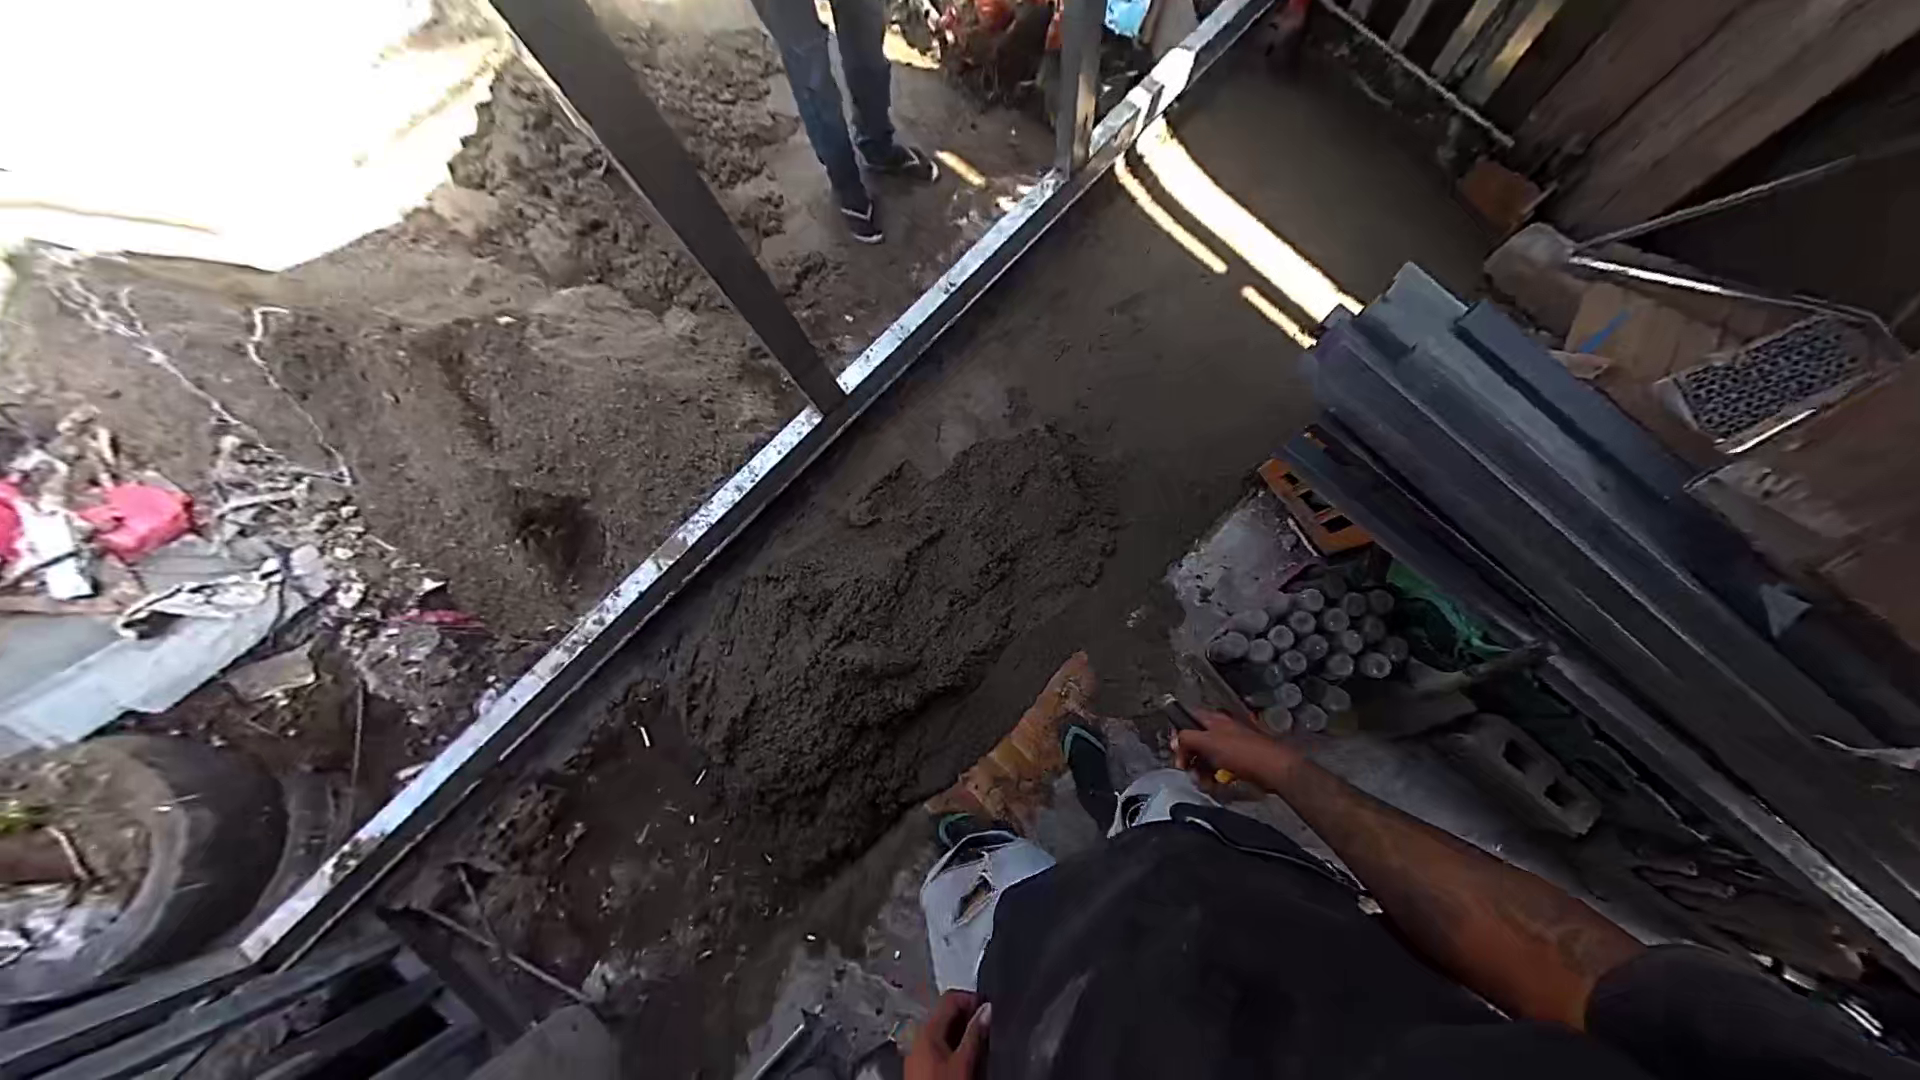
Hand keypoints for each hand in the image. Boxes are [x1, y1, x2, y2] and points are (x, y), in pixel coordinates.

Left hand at [905, 991, 990, 1079]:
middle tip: (989, 1028)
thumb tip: (987, 1008)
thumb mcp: (964, 1064)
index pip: (950, 997)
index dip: (971, 999)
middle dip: (968, 1016)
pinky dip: (955, 1046)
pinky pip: (939, 1045)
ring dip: (963, 1033)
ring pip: (944, 1030)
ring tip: (982, 1044)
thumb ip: (975, 1033)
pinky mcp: (920, 1067)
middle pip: (946, 1013)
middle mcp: (918, 1034)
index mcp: (926, 1028)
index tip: (990, 1009)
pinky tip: (968, 1059)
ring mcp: (917, 1051)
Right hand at [1172, 708, 1300, 789]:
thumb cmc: (1245, 753)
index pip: (1187, 720)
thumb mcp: (1208, 742)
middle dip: (1190, 759)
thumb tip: (1175, 740)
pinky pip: (1221, 769)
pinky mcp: (1240, 763)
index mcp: (1214, 720)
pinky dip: (1216, 778)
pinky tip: (1217, 784)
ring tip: (1205, 782)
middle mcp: (1222, 730)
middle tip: (1189, 770)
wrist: (1276, 770)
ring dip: (1201, 772)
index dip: (1179, 734)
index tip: (1177, 750)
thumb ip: (1186, 738)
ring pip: (1207, 758)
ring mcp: (1232, 747)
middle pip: (1196, 742)